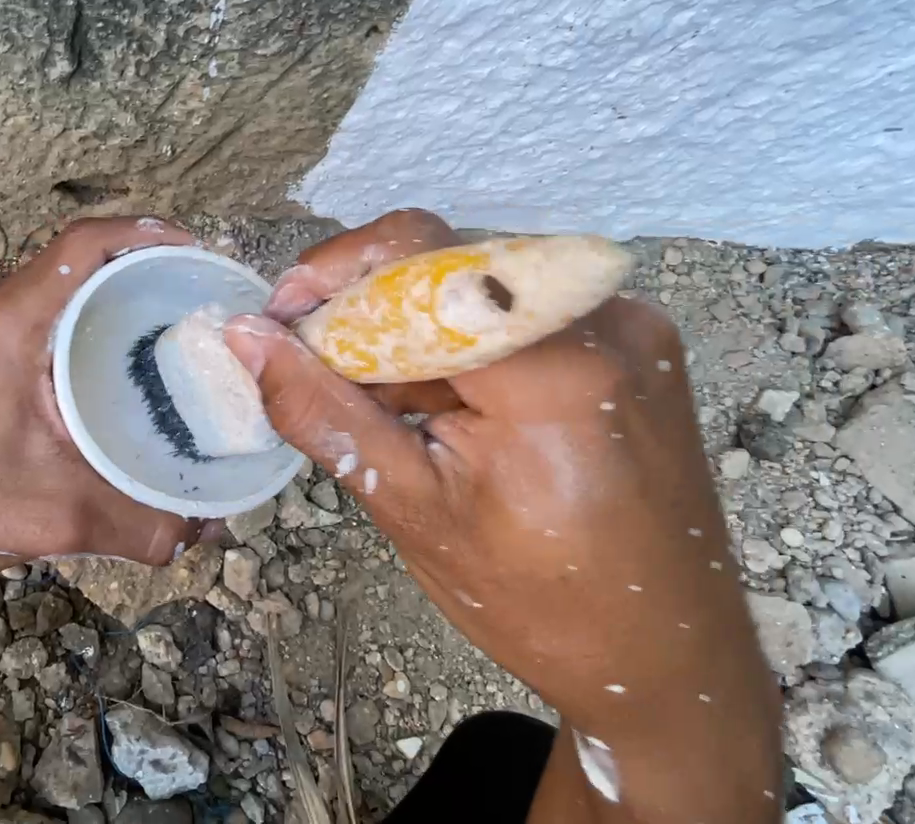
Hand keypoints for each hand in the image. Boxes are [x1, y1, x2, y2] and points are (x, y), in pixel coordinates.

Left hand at [0, 217, 213, 578]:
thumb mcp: (58, 514)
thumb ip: (139, 524)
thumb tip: (204, 531)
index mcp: (13, 319)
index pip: (84, 242)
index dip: (145, 232)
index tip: (195, 251)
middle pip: (77, 257)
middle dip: (139, 263)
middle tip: (194, 294)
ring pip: (59, 286)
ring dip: (110, 291)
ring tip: (168, 323)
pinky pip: (43, 315)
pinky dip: (84, 322)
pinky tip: (117, 366)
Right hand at [225, 210, 779, 819]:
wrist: (670, 661)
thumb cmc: (535, 601)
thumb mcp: (408, 505)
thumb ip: (320, 409)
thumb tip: (244, 336)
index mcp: (557, 366)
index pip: (418, 254)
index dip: (331, 271)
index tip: (279, 320)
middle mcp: (605, 318)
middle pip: (444, 259)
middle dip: (364, 305)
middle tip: (319, 368)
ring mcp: (627, 325)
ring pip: (473, 277)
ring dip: (406, 324)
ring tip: (383, 401)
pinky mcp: (628, 342)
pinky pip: (511, 304)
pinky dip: (453, 337)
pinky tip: (440, 400)